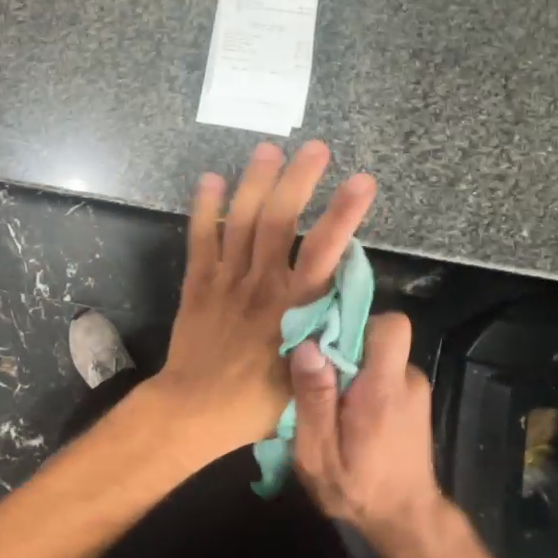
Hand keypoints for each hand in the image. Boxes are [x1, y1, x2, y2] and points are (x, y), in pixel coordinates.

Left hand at [143, 141, 375, 458]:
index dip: (343, 213)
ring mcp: (225, 280)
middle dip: (298, 179)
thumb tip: (351, 303)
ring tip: (268, 150)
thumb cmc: (259, 401)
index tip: (361, 181)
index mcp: (294, 306)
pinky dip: (204, 208)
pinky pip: (200, 239)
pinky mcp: (197, 283)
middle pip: (278, 220)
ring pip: (240, 221)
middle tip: (315, 148)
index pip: (323, 250)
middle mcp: (260, 283)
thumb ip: (331, 335)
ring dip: (255, 182)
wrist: (195, 410)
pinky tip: (211, 179)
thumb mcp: (311, 374)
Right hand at [289, 312, 449, 551]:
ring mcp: (413, 389)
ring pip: (373, 356)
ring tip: (324, 404)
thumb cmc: (358, 490)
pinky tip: (343, 415)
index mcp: (386, 390)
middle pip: (373, 337)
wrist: (406, 522)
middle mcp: (407, 381)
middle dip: (340, 350)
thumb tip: (307, 346)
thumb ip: (313, 400)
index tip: (321, 339)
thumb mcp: (319, 454)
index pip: (390, 326)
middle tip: (311, 379)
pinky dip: (359, 384)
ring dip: (347, 371)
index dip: (355, 320)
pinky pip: (380, 373)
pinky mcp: (410, 400)